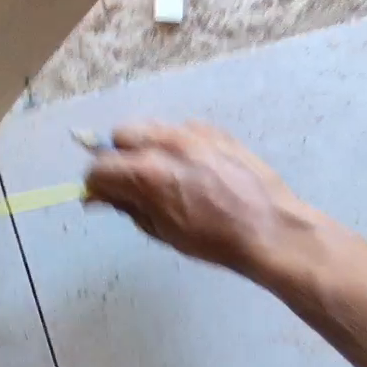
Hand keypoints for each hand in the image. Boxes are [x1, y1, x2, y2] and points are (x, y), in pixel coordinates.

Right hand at [84, 121, 320, 279]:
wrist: (270, 228)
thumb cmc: (212, 240)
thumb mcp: (160, 230)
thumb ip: (126, 206)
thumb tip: (99, 197)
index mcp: (146, 174)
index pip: (98, 167)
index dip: (96, 184)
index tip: (102, 197)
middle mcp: (164, 144)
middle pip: (119, 136)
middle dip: (117, 158)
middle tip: (129, 182)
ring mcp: (190, 133)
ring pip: (148, 127)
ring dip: (142, 146)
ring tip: (158, 171)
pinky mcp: (212, 130)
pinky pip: (177, 129)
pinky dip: (171, 144)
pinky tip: (187, 167)